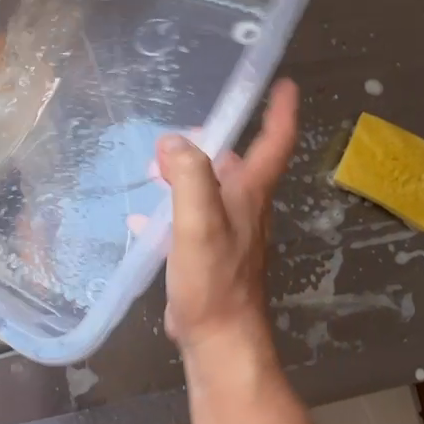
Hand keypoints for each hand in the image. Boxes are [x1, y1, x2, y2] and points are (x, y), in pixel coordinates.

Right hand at [157, 79, 298, 356]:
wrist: (219, 338)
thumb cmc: (213, 280)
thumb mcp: (199, 223)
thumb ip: (189, 177)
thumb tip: (174, 141)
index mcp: (249, 195)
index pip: (273, 143)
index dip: (280, 112)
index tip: (281, 84)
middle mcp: (244, 209)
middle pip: (234, 164)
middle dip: (211, 143)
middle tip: (174, 134)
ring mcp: (227, 233)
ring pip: (209, 190)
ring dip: (186, 174)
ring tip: (153, 168)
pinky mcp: (207, 255)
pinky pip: (189, 218)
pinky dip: (169, 209)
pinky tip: (142, 218)